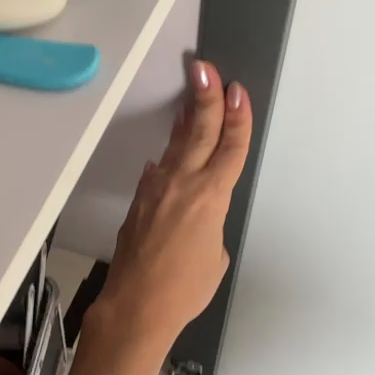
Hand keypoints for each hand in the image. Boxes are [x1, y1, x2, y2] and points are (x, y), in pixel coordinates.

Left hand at [94, 59, 253, 350]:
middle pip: (199, 131)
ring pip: (174, 146)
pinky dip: (167, 156)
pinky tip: (168, 152)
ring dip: (185, 121)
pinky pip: (157, 171)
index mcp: (211, 197)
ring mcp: (156, 191)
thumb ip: (211, 228)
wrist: (136, 305)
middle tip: (206, 69)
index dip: (237, 118)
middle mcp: (182, 185)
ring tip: (192, 97)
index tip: (238, 92)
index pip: (230, 147)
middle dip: (206, 97)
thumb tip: (200, 221)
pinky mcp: (139, 203)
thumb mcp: (214, 259)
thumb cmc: (181, 291)